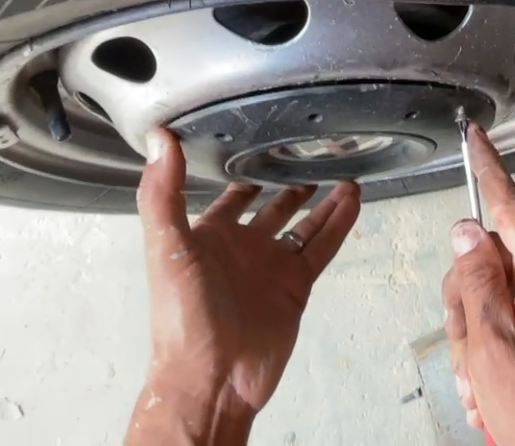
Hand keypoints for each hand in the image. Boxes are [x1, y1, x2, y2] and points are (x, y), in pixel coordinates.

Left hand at [126, 129, 360, 445]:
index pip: (232, 192)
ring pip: (305, 222)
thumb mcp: (168, 248)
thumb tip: (160, 137)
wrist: (214, 379)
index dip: (246, 166)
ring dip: (323, 198)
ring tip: (342, 168)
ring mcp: (273, 265)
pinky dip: (340, 222)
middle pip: (273, 204)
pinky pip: (323, 245)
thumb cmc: (183, 316)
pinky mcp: (297, 284)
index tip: (265, 135)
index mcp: (210, 235)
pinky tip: (354, 198)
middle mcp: (244, 246)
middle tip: (313, 148)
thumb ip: (163, 194)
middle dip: (290, 178)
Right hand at [442, 126, 514, 445]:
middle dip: (465, 302)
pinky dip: (485, 345)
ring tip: (481, 380)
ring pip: (489, 287)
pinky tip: (489, 383)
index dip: (489, 168)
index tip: (477, 136)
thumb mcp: (492, 343)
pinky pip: (502, 310)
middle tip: (468, 350)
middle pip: (489, 257)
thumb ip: (476, 278)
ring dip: (472, 334)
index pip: (511, 206)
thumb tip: (467, 228)